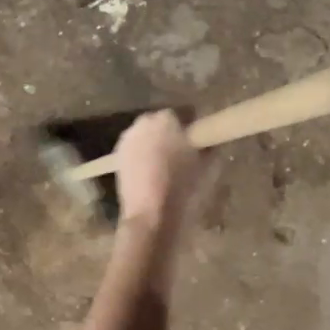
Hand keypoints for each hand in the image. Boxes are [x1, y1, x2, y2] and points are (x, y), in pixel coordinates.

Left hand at [112, 110, 210, 229]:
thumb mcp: (210, 168)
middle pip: (163, 121)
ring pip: (147, 134)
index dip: (195, 127)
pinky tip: (152, 172)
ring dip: (157, 142)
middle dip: (173, 133)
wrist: (151, 216)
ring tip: (167, 164)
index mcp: (168, 118)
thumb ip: (212, 148)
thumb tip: (212, 143)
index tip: (201, 141)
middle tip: (185, 152)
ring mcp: (128, 138)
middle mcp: (144, 121)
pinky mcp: (117, 155)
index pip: (186, 112)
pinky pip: (136, 148)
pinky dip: (143, 155)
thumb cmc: (185, 190)